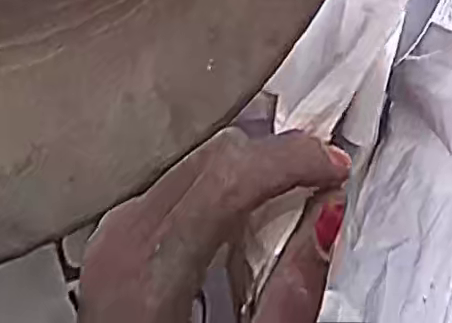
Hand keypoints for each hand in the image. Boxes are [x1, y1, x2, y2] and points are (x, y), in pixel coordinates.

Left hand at [78, 127, 349, 322]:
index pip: (228, 178)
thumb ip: (291, 296)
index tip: (334, 165)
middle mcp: (125, 236)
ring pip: (201, 156)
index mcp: (150, 275)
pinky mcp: (120, 225)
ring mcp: (116, 226)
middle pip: (216, 156)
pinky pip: (183, 175)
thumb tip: (328, 213)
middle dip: (278, 156)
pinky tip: (250, 207)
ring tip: (294, 190)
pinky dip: (226, 179)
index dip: (291, 159)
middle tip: (324, 175)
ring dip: (254, 164)